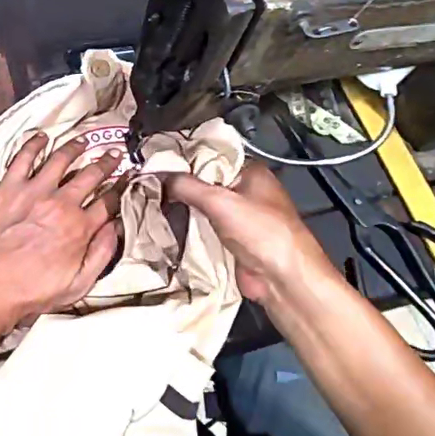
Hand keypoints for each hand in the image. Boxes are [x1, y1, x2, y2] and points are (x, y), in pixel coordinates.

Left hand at [0, 134, 122, 333]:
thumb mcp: (77, 286)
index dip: (121, 188)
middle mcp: (62, 204)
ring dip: (76, 147)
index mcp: (80, 228)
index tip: (127, 178)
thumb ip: (101, 255)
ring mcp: (34, 191)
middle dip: (107, 162)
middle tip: (114, 154)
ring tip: (84, 140)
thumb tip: (115, 229)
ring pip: (62, 159)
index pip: (109, 201)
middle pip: (91, 174)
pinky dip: (34, 144)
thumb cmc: (29, 294)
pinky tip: (41, 137)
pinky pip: (24, 157)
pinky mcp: (8, 187)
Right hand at [166, 163, 336, 308]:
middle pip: (206, 183)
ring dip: (185, 210)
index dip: (186, 160)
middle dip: (182, 187)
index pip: (212, 157)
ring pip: (205, 208)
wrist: (283, 278)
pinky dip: (191, 230)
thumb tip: (162, 178)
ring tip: (154, 205)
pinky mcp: (234, 240)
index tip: (158, 164)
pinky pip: (206, 229)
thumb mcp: (219, 201)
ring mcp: (240, 217)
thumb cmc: (261, 231)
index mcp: (251, 172)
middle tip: (151, 186)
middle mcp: (247, 191)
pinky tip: (169, 227)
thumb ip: (188, 186)